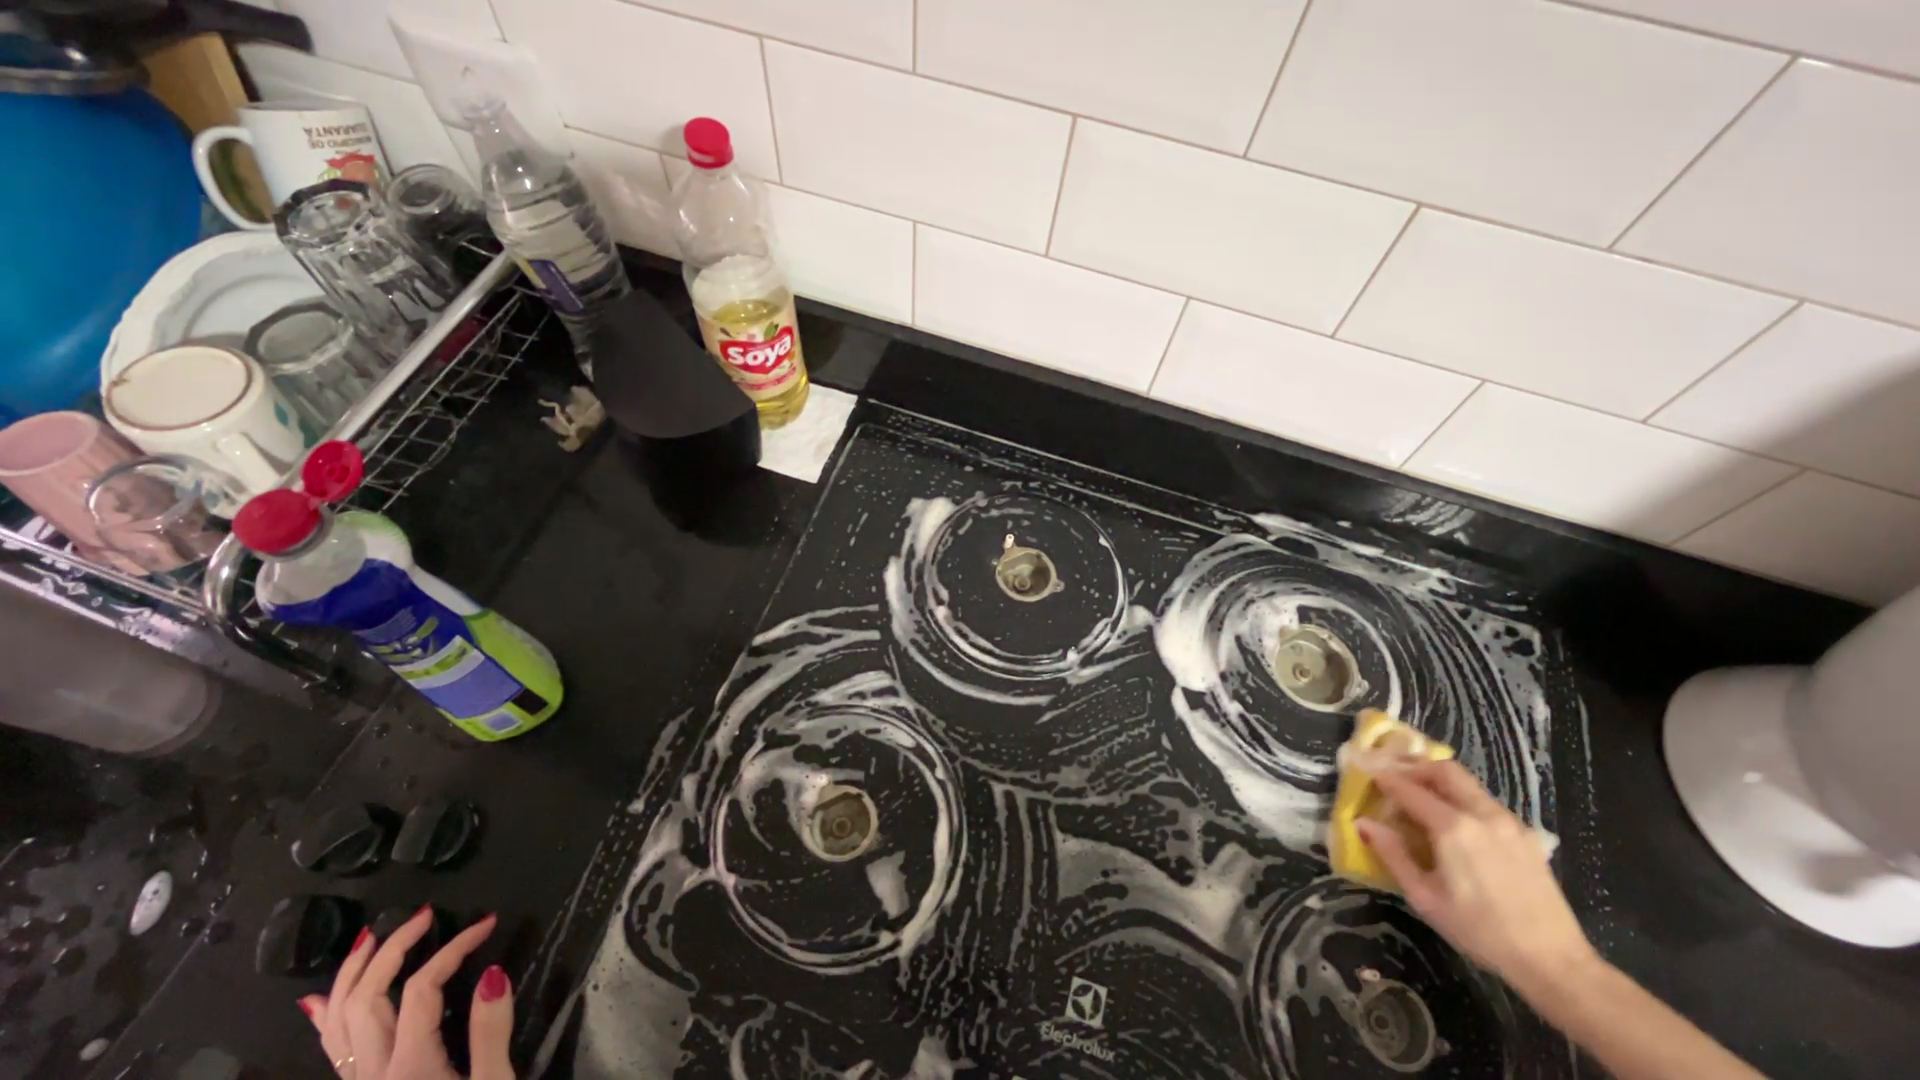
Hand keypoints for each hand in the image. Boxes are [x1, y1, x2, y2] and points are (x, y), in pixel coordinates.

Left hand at [298, 908, 514, 1079]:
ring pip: (337, 1021)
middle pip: (366, 997)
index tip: (488, 924)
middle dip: (393, 950)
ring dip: (353, 974)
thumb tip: (493, 973)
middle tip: (424, 918)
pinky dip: (327, 1016)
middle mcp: (372, 1076)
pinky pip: (332, 1049)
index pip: (423, 988)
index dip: (454, 948)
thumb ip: (490, 1033)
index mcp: (410, 1070)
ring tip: (373, 937)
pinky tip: (321, 999)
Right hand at [1357, 760, 1596, 994]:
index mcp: (1453, 828)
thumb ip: (1393, 854)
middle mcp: (1482, 814)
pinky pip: (1486, 803)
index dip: (1386, 779)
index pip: (1410, 789)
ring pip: (1469, 785)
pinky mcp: (1526, 835)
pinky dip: (1462, 800)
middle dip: (1416, 768)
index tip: (1368, 773)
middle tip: (1395, 777)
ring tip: (1421, 800)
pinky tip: (1455, 825)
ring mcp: (1509, 822)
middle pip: (1446, 771)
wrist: (1551, 958)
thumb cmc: (1479, 930)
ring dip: (1440, 783)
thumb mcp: (1425, 897)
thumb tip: (1363, 824)